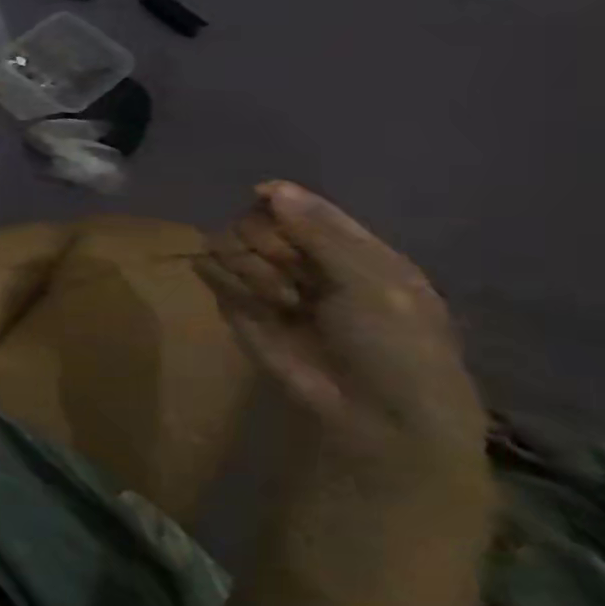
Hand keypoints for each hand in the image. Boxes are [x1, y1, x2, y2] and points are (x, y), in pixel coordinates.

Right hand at [197, 181, 486, 471]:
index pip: (294, 204)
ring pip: (225, 241)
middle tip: (291, 273)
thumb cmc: (397, 349)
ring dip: (248, 267)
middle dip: (265, 242)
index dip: (281, 206)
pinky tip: (252, 305)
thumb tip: (269, 187)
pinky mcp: (234, 305)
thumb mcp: (376, 285)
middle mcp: (301, 259)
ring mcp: (265, 282)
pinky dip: (224, 282)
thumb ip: (321, 233)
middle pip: (253, 219)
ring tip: (279, 301)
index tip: (278, 217)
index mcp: (345, 248)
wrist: (375, 418)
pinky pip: (207, 270)